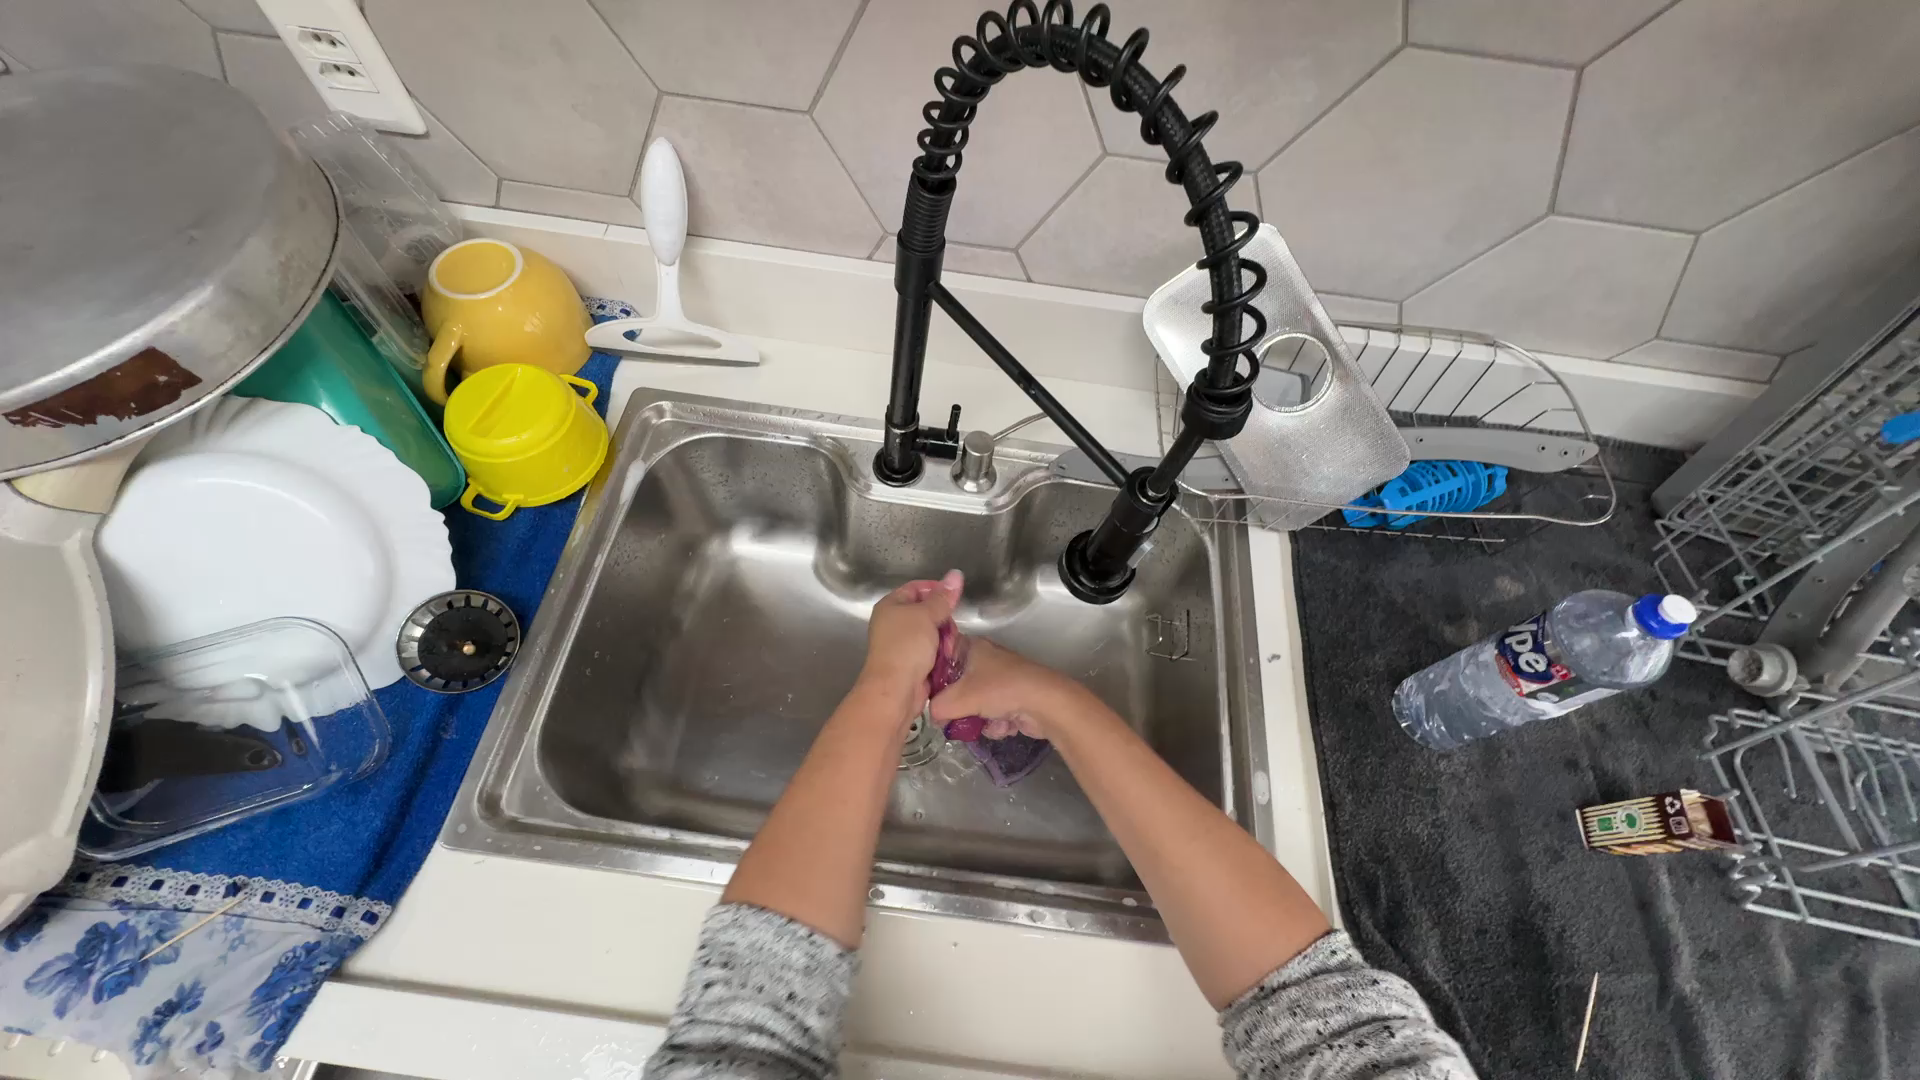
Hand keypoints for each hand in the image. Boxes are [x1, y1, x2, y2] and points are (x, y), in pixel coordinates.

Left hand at [855, 569, 962, 723]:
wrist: (896, 689)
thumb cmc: (906, 646)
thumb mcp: (926, 616)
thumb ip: (943, 597)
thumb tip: (956, 574)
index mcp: (891, 605)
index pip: (916, 588)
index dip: (936, 589)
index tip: (954, 598)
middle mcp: (894, 622)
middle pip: (926, 611)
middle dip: (942, 619)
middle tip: (950, 628)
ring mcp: (902, 644)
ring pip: (932, 633)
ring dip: (944, 638)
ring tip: (948, 646)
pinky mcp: (911, 662)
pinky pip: (932, 651)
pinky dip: (940, 653)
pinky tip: (946, 657)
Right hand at [928, 638, 1087, 741]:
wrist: (1044, 703)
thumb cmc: (1000, 689)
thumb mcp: (959, 698)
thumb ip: (937, 707)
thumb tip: (933, 716)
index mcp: (972, 647)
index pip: (942, 655)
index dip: (933, 674)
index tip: (928, 693)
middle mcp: (986, 660)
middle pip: (958, 685)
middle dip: (958, 706)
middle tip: (954, 717)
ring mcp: (1001, 680)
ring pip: (975, 703)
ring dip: (979, 718)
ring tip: (987, 722)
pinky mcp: (1014, 698)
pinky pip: (993, 714)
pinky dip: (997, 723)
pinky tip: (1005, 726)